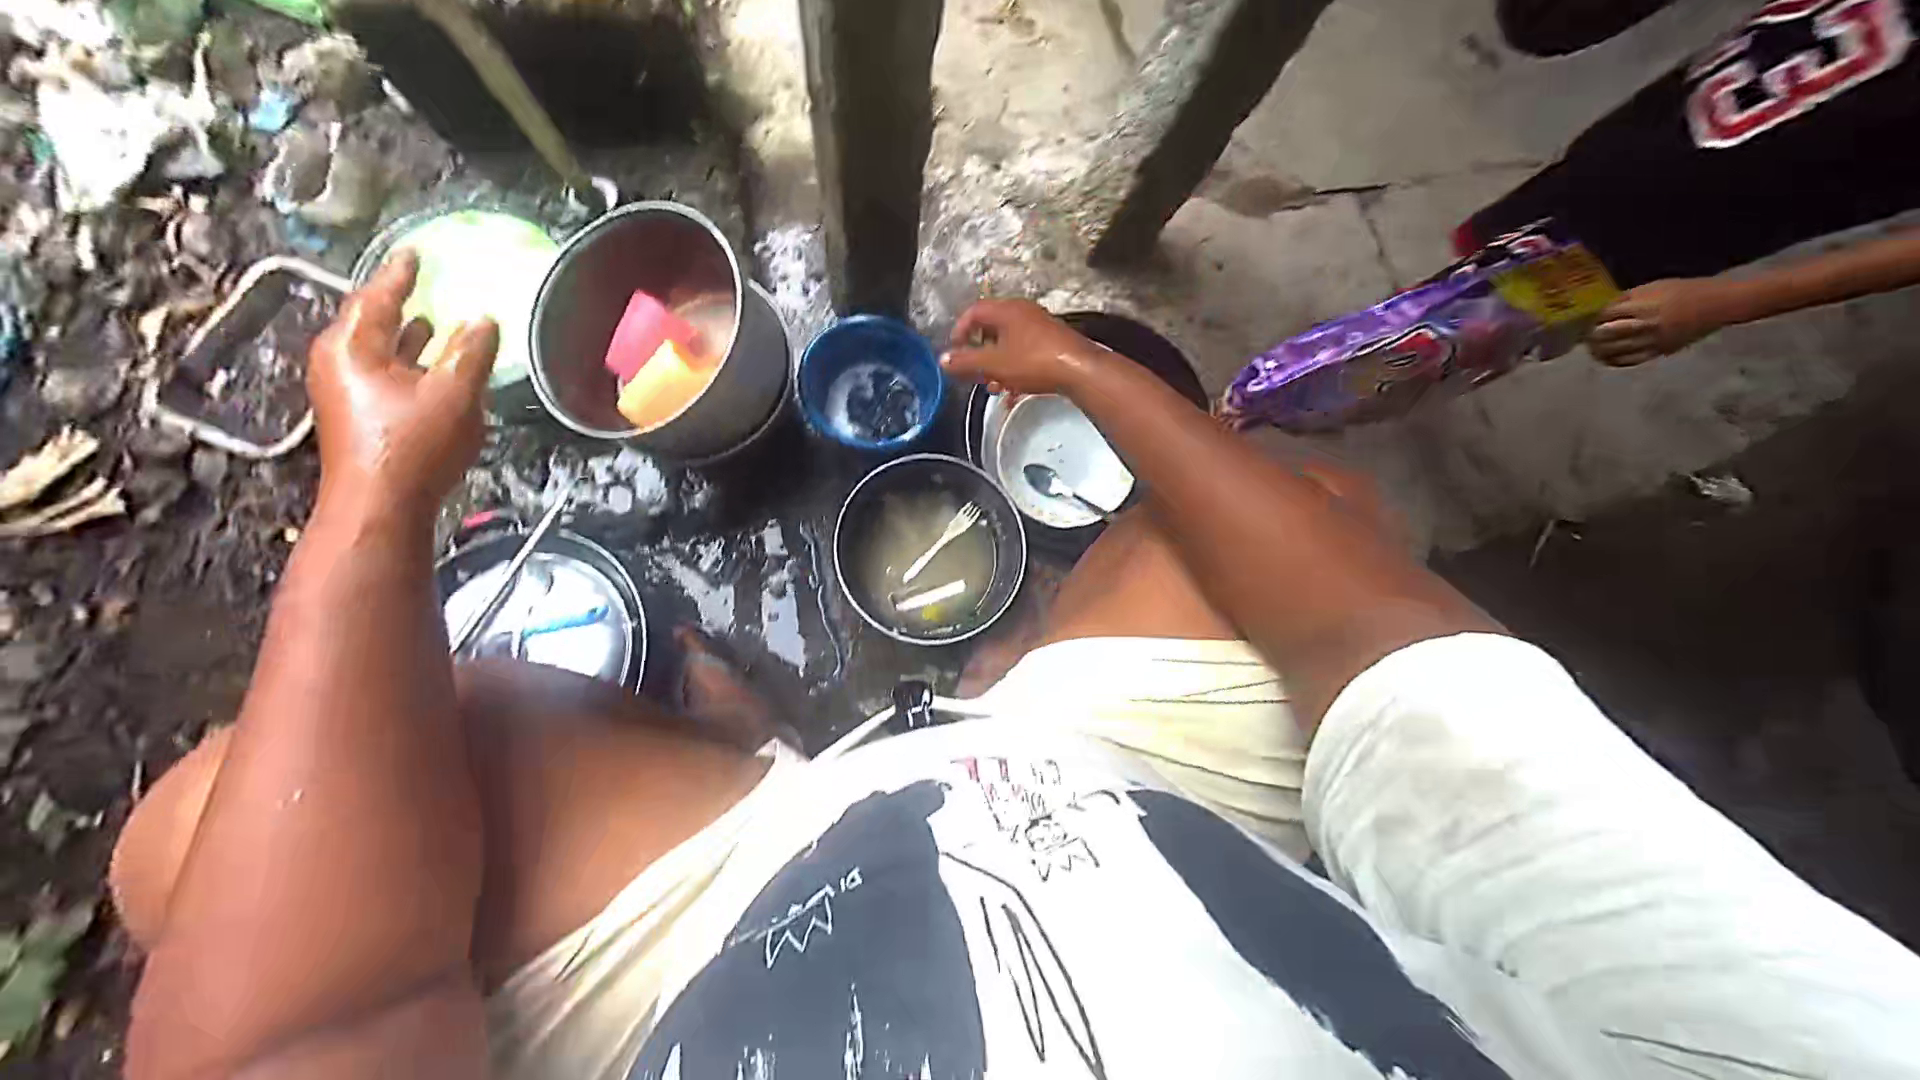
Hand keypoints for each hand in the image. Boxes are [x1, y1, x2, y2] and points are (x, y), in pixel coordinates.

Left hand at [308, 251, 498, 514]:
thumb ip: (471, 353)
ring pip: (381, 352)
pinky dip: (411, 365)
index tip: (415, 254)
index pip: (376, 298)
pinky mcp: (361, 417)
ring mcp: (346, 392)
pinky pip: (387, 376)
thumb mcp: (454, 395)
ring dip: (410, 339)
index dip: (400, 275)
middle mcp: (339, 364)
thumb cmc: (414, 445)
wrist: (381, 504)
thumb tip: (482, 320)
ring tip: (436, 326)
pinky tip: (434, 371)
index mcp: (352, 348)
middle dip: (402, 308)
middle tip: (426, 289)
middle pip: (373, 324)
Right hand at [942, 299, 1106, 395]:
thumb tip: (943, 360)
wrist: (1079, 371)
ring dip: (997, 366)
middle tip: (974, 373)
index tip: (954, 352)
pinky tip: (1014, 390)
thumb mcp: (994, 364)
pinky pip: (1024, 353)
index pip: (973, 312)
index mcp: (1007, 310)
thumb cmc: (1034, 362)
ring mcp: (1039, 327)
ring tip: (995, 386)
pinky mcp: (1052, 343)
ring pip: (1008, 344)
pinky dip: (1014, 369)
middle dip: (979, 354)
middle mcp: (1023, 313)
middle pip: (991, 329)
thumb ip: (966, 362)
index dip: (959, 331)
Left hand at [1587, 278, 1735, 365]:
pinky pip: (1628, 361)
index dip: (1593, 318)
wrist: (1724, 304)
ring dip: (1597, 350)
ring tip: (1593, 347)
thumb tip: (1602, 308)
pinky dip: (1613, 360)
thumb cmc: (1688, 291)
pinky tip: (1607, 357)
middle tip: (1585, 335)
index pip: (1605, 315)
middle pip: (1603, 335)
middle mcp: (1646, 325)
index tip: (1588, 319)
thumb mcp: (1657, 286)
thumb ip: (1628, 297)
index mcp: (1645, 306)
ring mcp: (1652, 341)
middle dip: (1590, 335)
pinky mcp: (1659, 352)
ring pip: (1612, 351)